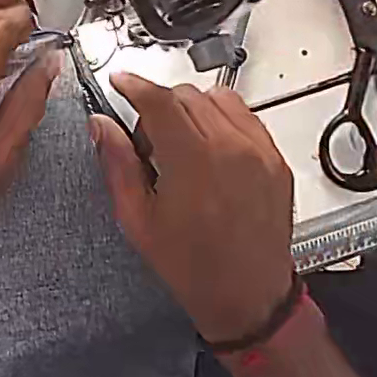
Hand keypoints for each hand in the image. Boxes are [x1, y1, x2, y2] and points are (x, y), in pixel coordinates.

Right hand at [91, 73, 295, 345]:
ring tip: (180, 146)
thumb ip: (118, 164)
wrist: (246, 295)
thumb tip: (101, 126)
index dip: (134, 85)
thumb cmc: (193, 266)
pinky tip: (208, 150)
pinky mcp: (275, 159)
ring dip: (191, 110)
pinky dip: (220, 120)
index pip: (159, 100)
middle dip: (159, 107)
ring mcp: (259, 152)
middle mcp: (231, 148)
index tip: (122, 82)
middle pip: (186, 95)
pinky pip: (245, 117)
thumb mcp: (138, 219)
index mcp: (193, 161)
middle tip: (147, 142)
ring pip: (217, 98)